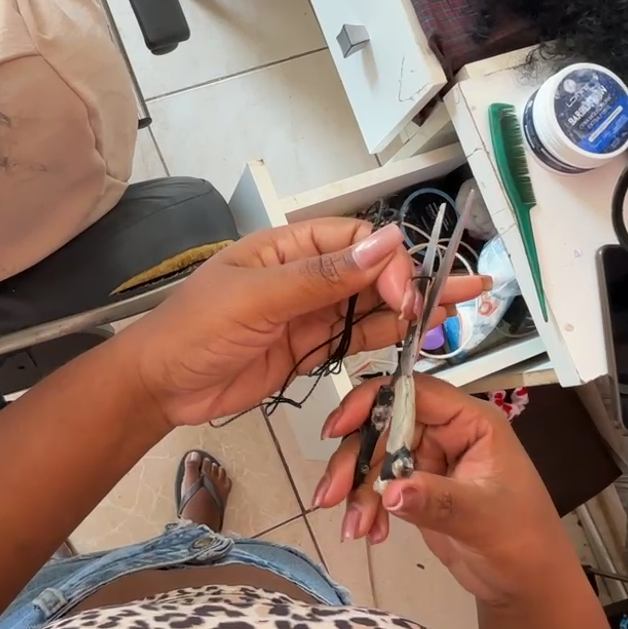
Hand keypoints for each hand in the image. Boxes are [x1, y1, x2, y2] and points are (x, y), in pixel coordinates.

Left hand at [122, 220, 486, 427]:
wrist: (162, 387)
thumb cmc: (197, 330)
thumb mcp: (258, 298)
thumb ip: (323, 276)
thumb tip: (387, 242)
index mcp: (287, 248)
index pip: (354, 241)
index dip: (387, 263)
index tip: (406, 294)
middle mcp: (303, 277)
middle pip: (369, 273)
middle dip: (414, 281)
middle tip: (465, 293)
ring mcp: (308, 316)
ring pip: (368, 307)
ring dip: (410, 309)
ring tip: (458, 310)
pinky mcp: (308, 352)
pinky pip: (353, 340)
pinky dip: (385, 337)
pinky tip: (417, 335)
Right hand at [312, 375, 574, 603]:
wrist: (524, 584)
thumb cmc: (522, 542)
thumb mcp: (483, 518)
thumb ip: (437, 501)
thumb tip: (392, 491)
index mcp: (469, 422)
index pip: (413, 392)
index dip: (371, 403)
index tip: (338, 429)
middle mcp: (444, 432)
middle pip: (383, 427)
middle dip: (354, 461)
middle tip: (331, 496)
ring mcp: (427, 458)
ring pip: (373, 457)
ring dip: (356, 490)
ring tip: (352, 528)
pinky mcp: (415, 484)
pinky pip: (377, 484)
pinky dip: (366, 506)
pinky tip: (369, 532)